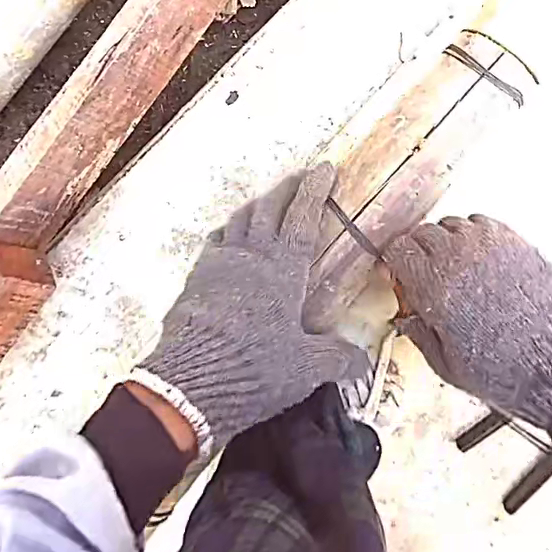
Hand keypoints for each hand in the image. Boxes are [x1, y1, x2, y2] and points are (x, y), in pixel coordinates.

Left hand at [134, 164, 370, 453]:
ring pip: (241, 218)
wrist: (188, 385)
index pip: (303, 217)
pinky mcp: (196, 278)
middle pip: (270, 207)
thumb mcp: (305, 368)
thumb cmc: (254, 368)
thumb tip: (362, 362)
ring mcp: (221, 263)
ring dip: (258, 204)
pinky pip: (216, 241)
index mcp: (284, 268)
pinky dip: (228, 230)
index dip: (315, 189)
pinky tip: (229, 235)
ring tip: (267, 199)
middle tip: (300, 176)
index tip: (325, 167)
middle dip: (288, 187)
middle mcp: (253, 255)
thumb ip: (336, 358)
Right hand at [385, 215, 551, 447]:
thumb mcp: (450, 368)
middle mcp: (458, 257)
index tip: (397, 273)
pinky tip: (481, 259)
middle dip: (418, 252)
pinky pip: (481, 223)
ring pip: (452, 224)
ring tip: (455, 267)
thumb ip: (421, 335)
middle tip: (425, 273)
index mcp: (436, 287)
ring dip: (446, 241)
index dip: (394, 261)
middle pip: (422, 233)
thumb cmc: (508, 373)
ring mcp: (487, 243)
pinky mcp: (513, 239)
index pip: (399, 249)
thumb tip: (407, 318)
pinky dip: (474, 235)